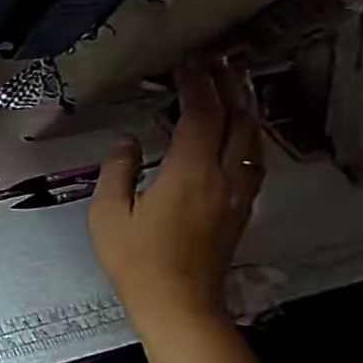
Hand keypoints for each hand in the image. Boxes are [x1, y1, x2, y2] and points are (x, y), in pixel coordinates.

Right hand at [90, 59, 264, 317]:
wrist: (178, 299)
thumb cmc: (135, 256)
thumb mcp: (109, 212)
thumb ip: (119, 171)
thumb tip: (127, 141)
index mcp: (190, 174)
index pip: (202, 118)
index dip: (197, 87)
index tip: (187, 65)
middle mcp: (225, 178)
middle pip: (239, 122)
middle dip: (230, 88)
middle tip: (217, 63)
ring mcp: (239, 193)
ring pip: (253, 139)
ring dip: (244, 108)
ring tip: (232, 87)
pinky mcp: (241, 207)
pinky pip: (252, 159)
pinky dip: (246, 134)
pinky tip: (236, 132)